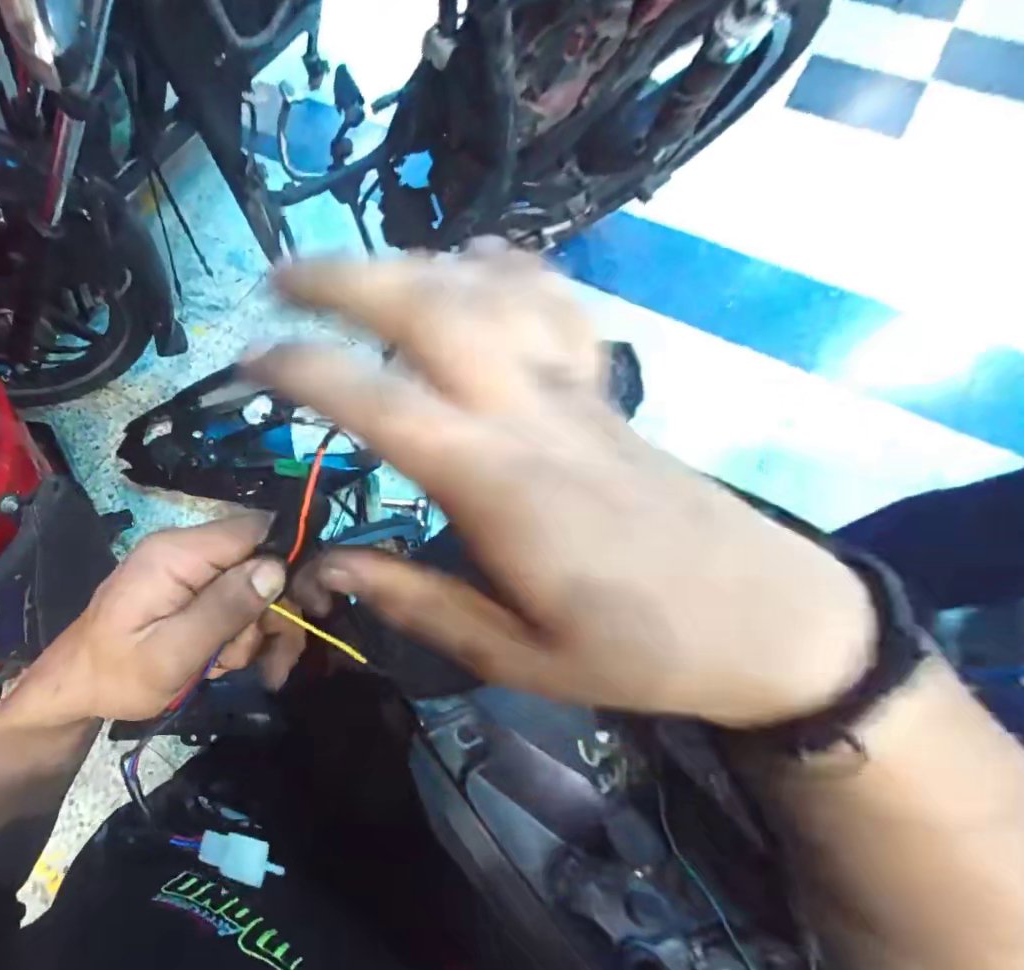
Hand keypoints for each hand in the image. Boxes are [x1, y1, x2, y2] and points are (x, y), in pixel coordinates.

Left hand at [0, 515, 299, 726]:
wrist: (78, 688)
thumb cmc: (118, 675)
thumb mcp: (173, 652)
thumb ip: (224, 609)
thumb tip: (277, 567)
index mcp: (177, 554)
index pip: (254, 529)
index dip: (286, 563)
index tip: (302, 608)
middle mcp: (186, 551)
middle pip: (260, 562)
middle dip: (272, 613)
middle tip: (269, 661)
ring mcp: (189, 570)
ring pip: (253, 588)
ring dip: (255, 632)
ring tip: (229, 667)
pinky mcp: (191, 589)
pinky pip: (235, 601)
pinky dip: (240, 635)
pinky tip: (223, 662)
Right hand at [247, 245, 874, 727]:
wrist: (771, 623)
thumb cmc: (636, 652)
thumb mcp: (512, 655)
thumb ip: (415, 602)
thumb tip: (328, 568)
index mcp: (497, 486)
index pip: (381, 403)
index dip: (305, 371)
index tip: (252, 360)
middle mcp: (530, 415)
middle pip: (434, 308)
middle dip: (346, 279)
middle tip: (283, 278)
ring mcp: (575, 390)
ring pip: (489, 288)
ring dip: (411, 264)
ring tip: (356, 275)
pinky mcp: (605, 388)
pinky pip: (555, 302)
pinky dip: (505, 267)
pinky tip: (472, 260)